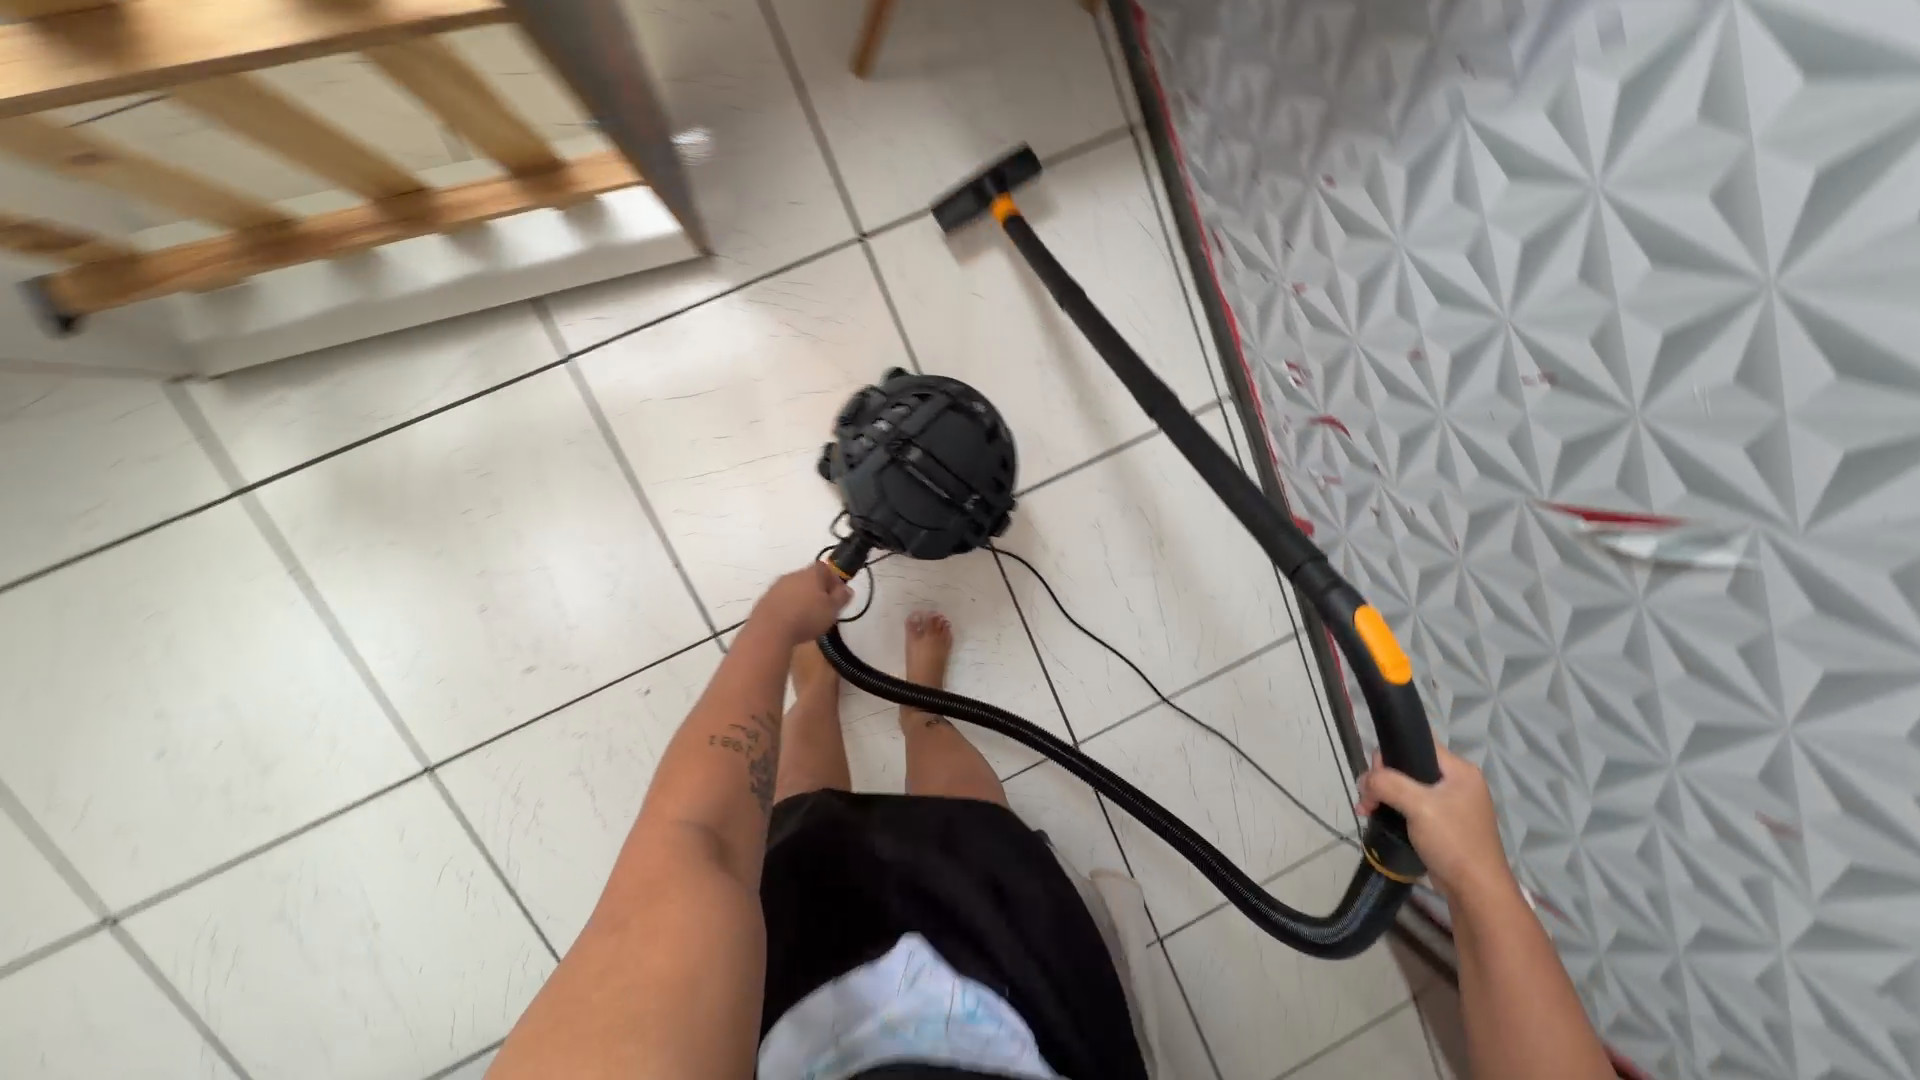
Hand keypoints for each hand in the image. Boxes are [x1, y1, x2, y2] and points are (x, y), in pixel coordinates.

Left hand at [749, 562, 853, 644]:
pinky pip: (781, 600)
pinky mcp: (764, 600)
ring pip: (794, 589)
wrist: (769, 631)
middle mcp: (793, 575)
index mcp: (811, 573)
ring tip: (807, 618)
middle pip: (808, 578)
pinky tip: (791, 622)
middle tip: (824, 608)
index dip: (833, 578)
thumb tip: (847, 588)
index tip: (837, 594)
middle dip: (817, 590)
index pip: (825, 567)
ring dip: (801, 599)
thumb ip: (841, 597)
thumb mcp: (832, 610)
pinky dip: (788, 607)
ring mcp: (776, 587)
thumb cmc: (807, 617)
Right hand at [1358, 742, 1510, 900]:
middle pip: (1407, 765)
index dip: (1391, 754)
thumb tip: (1364, 780)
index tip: (1375, 776)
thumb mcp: (1419, 806)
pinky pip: (1410, 805)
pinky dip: (1392, 809)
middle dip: (1382, 780)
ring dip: (1383, 796)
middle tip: (1368, 800)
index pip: (1418, 744)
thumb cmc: (1453, 841)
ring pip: (1405, 786)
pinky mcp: (1442, 822)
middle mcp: (1457, 782)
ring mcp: (1451, 803)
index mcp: (1460, 770)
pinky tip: (1377, 818)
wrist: (1476, 891)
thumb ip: (1387, 783)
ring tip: (1367, 811)